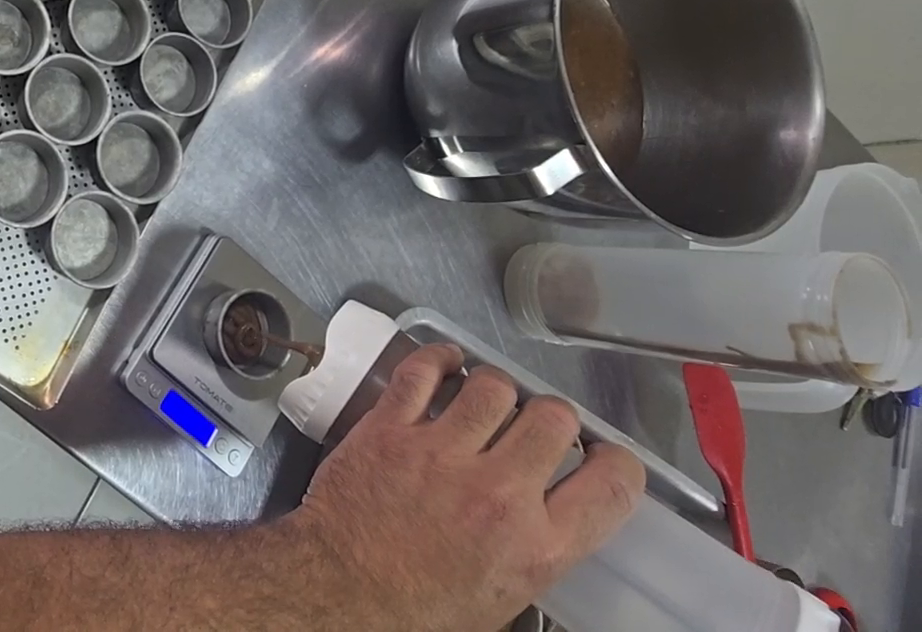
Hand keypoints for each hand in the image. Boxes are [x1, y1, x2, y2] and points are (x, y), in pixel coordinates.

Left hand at [291, 344, 645, 631]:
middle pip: (551, 418)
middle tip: (535, 419)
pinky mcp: (389, 428)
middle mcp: (497, 490)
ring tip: (488, 393)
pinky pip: (420, 373)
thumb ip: (539, 545)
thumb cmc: (420, 604)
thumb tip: (552, 513)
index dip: (615, 460)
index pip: (612, 483)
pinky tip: (444, 360)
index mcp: (539, 542)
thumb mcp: (509, 592)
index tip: (602, 452)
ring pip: (490, 387)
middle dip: (550, 413)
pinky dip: (437, 358)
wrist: (346, 587)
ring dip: (495, 386)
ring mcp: (439, 452)